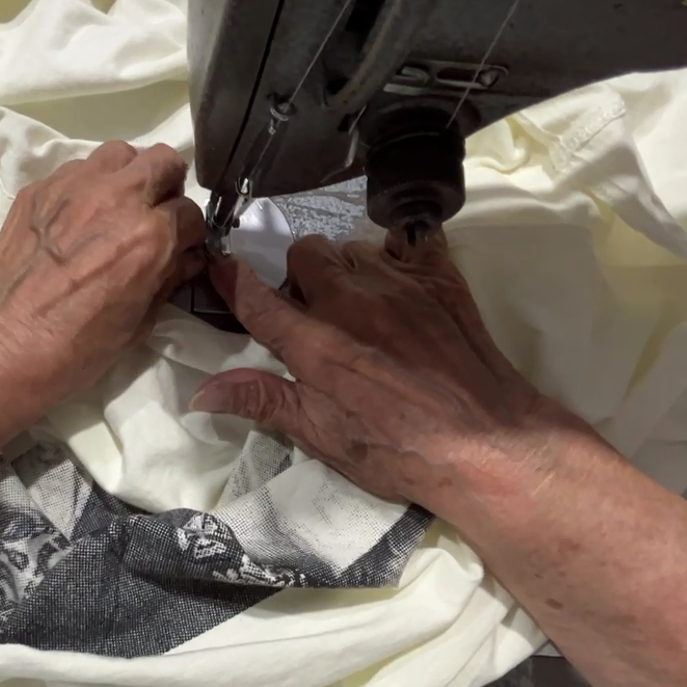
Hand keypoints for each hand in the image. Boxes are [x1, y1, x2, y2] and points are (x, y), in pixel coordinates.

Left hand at [0, 141, 206, 405]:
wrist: (0, 344)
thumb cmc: (74, 350)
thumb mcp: (138, 325)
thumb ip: (167, 281)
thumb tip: (184, 259)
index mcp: (149, 236)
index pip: (191, 214)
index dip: (188, 235)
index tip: (179, 250)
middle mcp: (117, 197)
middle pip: (163, 162)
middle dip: (167, 188)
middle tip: (155, 219)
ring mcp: (74, 186)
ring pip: (120, 155)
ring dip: (129, 177)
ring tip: (118, 210)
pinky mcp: (38, 188)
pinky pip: (78, 169)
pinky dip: (89, 187)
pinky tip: (78, 220)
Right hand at [189, 230, 607, 514]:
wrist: (487, 442)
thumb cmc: (397, 450)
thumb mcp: (321, 436)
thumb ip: (262, 401)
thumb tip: (200, 393)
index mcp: (315, 344)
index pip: (258, 298)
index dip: (230, 279)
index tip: (218, 266)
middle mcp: (351, 300)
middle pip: (304, 254)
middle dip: (298, 277)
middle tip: (312, 314)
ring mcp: (398, 282)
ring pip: (351, 245)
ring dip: (344, 268)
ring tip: (359, 304)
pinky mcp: (440, 276)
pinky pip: (408, 235)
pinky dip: (396, 250)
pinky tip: (399, 281)